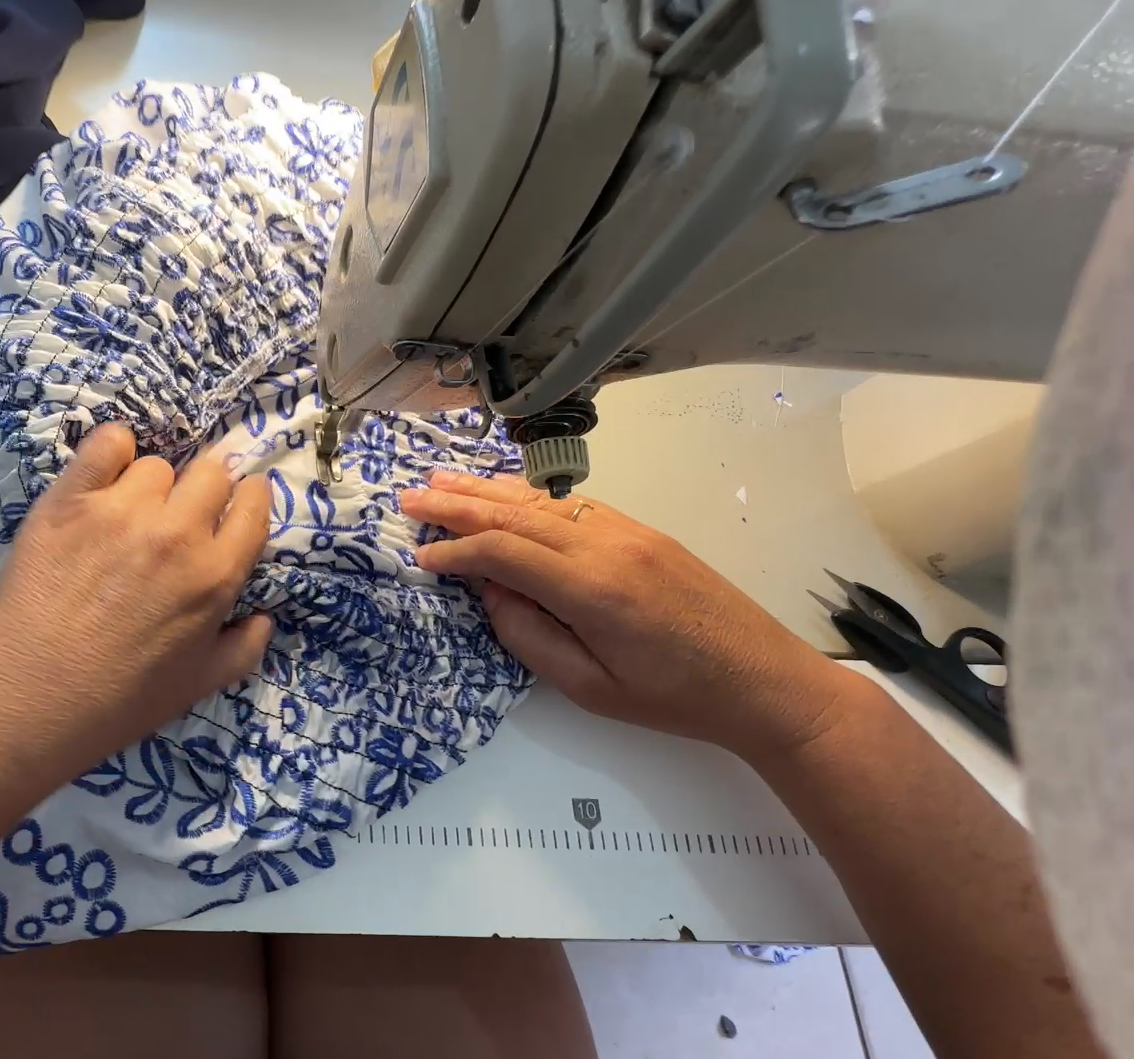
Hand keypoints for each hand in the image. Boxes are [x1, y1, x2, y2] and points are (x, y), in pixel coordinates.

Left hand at [0, 423, 273, 780]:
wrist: (30, 696)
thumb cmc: (119, 700)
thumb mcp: (199, 686)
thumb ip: (243, 649)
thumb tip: (265, 617)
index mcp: (216, 575)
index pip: (252, 504)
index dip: (246, 499)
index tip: (231, 505)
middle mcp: (177, 533)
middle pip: (211, 472)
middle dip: (203, 489)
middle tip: (177, 515)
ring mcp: (122, 511)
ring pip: (157, 465)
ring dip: (151, 486)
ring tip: (127, 515)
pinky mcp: (71, 499)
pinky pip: (107, 443)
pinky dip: (113, 449)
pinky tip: (105, 472)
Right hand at [401, 471, 858, 762]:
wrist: (767, 682)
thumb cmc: (674, 698)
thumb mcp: (589, 688)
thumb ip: (528, 636)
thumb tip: (491, 591)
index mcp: (592, 589)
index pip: (503, 553)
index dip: (456, 552)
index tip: (421, 558)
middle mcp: (606, 545)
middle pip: (515, 514)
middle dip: (457, 505)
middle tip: (410, 498)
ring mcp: (627, 531)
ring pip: (540, 501)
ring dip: (486, 490)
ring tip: (442, 480)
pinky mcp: (641, 530)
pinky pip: (571, 504)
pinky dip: (526, 495)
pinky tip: (502, 491)